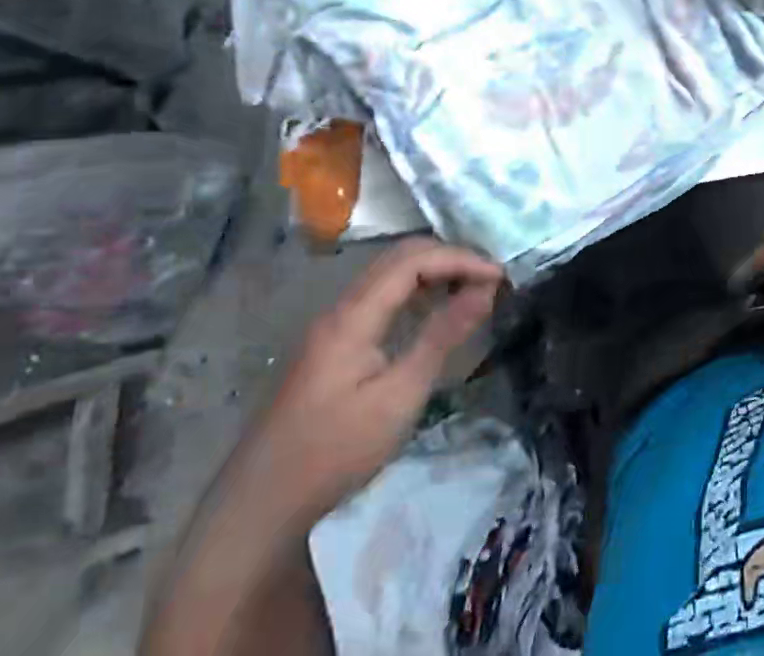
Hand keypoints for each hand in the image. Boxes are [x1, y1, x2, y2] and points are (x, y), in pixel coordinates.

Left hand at [222, 237, 506, 526]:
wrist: (263, 505)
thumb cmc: (336, 451)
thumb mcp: (400, 395)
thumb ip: (442, 336)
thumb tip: (486, 289)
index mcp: (351, 318)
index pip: (411, 262)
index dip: (460, 259)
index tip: (501, 276)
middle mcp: (339, 311)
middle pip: (398, 259)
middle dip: (450, 258)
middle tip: (493, 277)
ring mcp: (334, 328)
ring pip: (389, 277)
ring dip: (435, 273)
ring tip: (476, 288)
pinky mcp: (335, 346)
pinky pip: (383, 300)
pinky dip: (418, 294)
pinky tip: (440, 311)